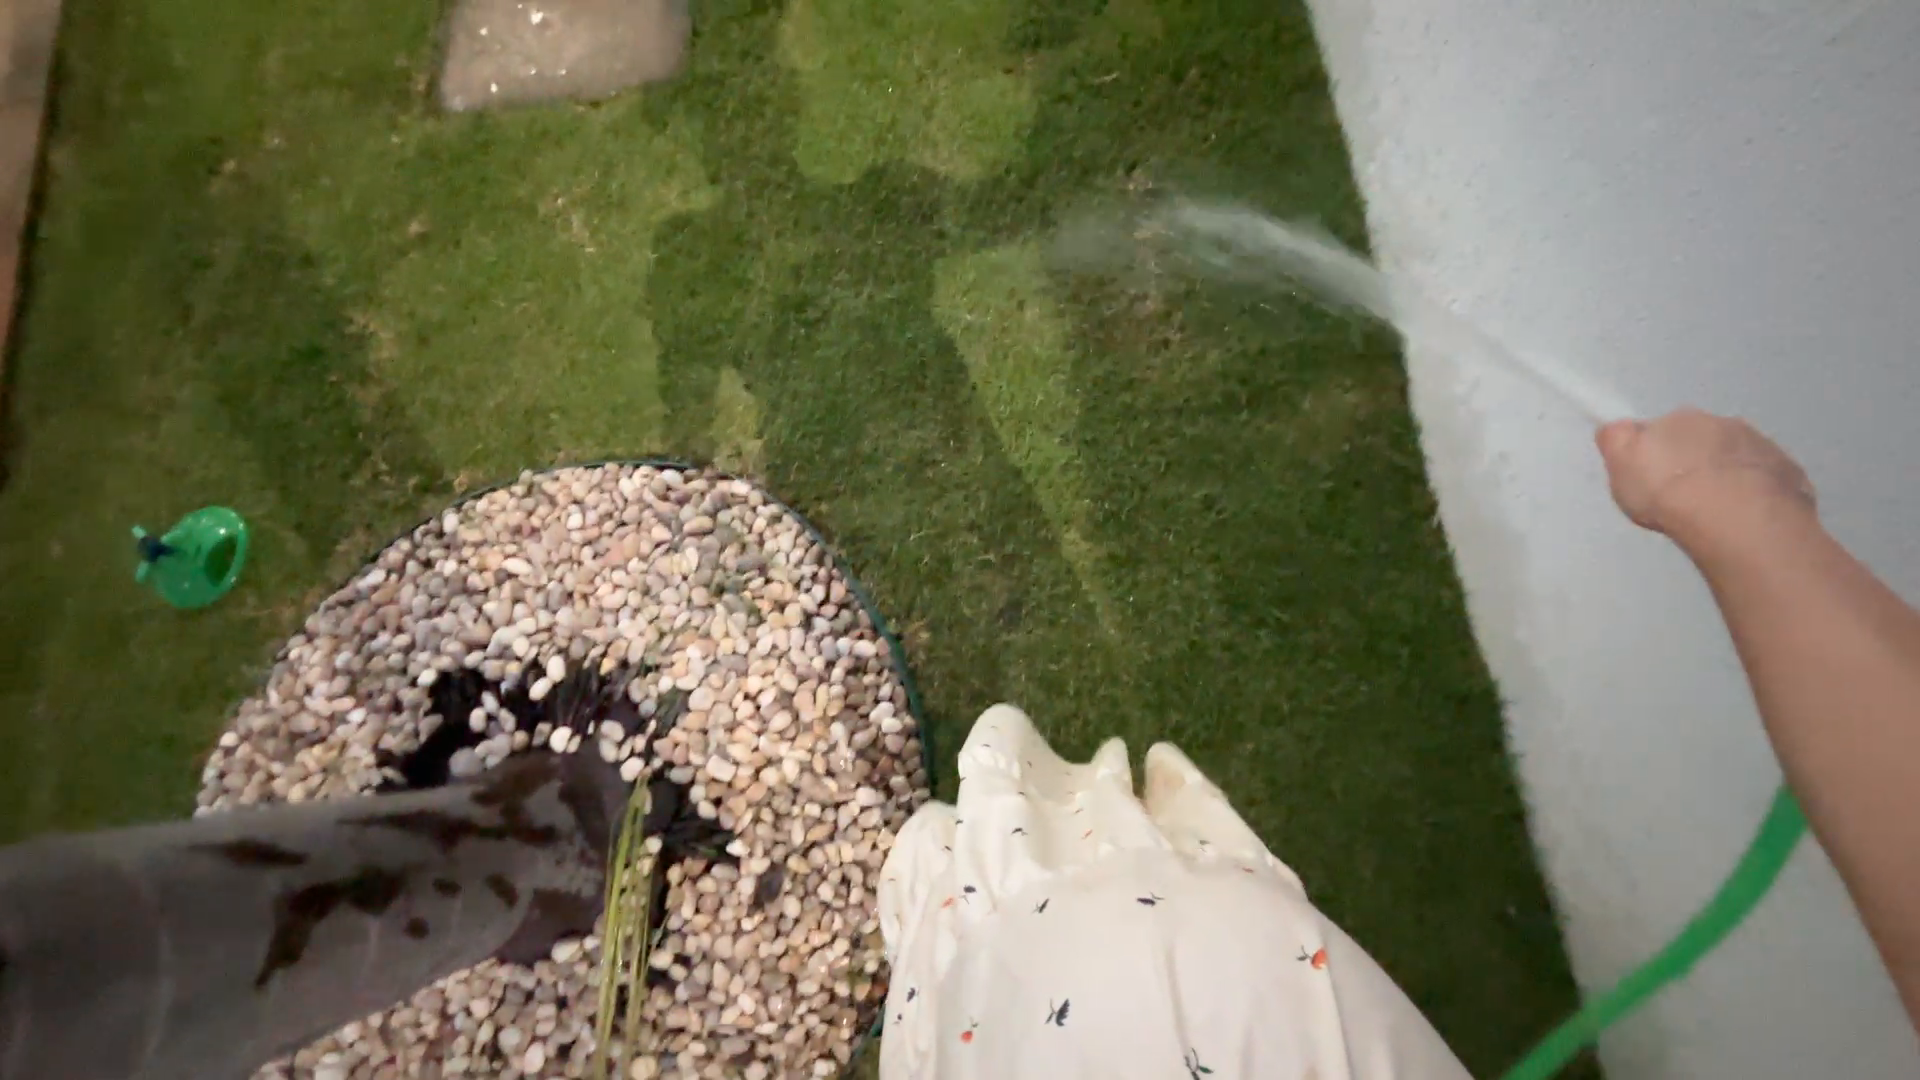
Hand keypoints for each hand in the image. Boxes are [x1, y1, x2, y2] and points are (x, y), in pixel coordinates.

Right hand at [1596, 408, 1815, 538]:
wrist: (1736, 517)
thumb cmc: (1665, 491)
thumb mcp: (1619, 464)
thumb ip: (1616, 439)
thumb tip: (1621, 428)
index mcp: (1679, 419)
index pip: (1658, 427)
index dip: (1651, 447)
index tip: (1647, 471)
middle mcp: (1723, 422)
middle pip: (1699, 438)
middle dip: (1689, 457)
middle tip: (1675, 491)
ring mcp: (1763, 445)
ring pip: (1734, 455)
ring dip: (1722, 472)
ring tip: (1709, 506)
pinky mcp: (1790, 470)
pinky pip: (1763, 475)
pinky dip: (1751, 488)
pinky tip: (1739, 512)